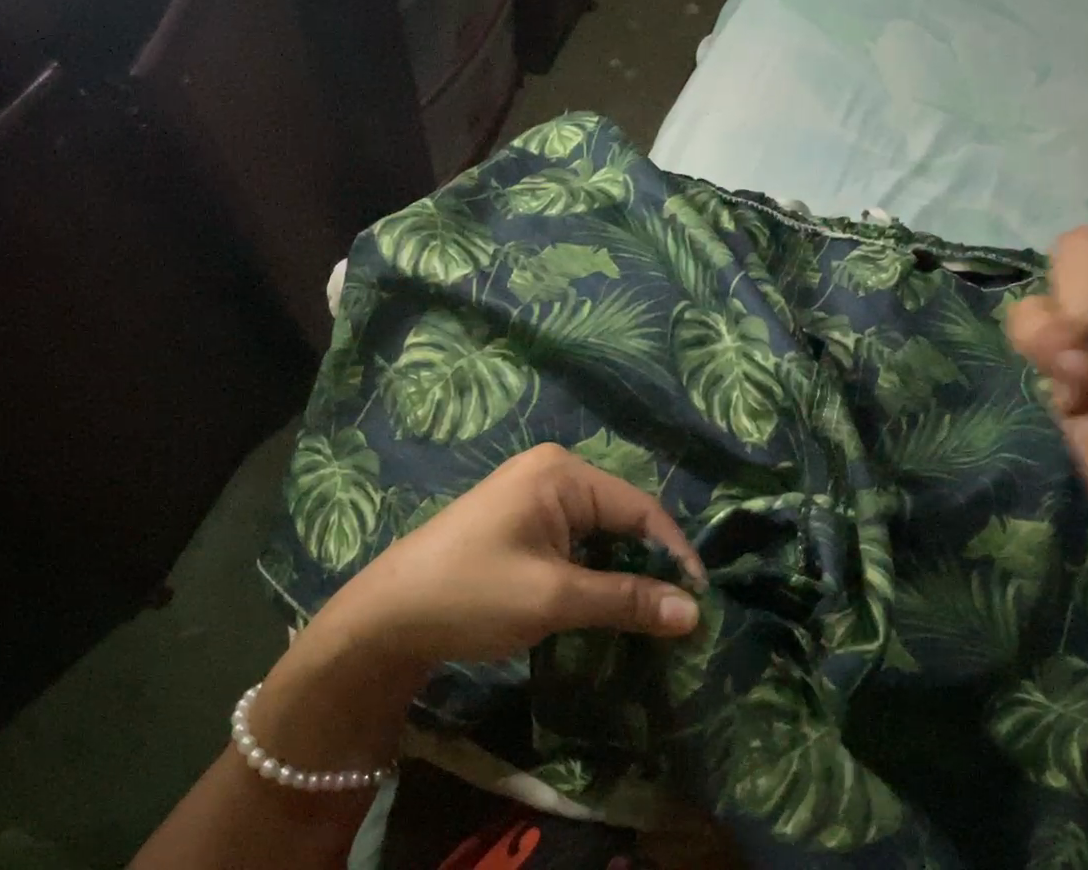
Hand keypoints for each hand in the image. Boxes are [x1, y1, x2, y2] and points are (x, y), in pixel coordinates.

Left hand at [312, 445, 705, 672]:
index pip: (640, 508)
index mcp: (561, 472)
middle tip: (679, 615)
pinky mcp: (521, 522)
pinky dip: (595, 572)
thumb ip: (626, 600)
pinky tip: (608, 604)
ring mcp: (533, 495)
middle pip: (622, 517)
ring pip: (600, 533)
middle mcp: (552, 472)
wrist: (387, 616)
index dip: (675, 553)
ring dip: (623, 572)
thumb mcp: (554, 597)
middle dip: (650, 564)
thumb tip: (694, 612)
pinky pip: (575, 541)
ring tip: (651, 615)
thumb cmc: (471, 594)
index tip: (701, 603)